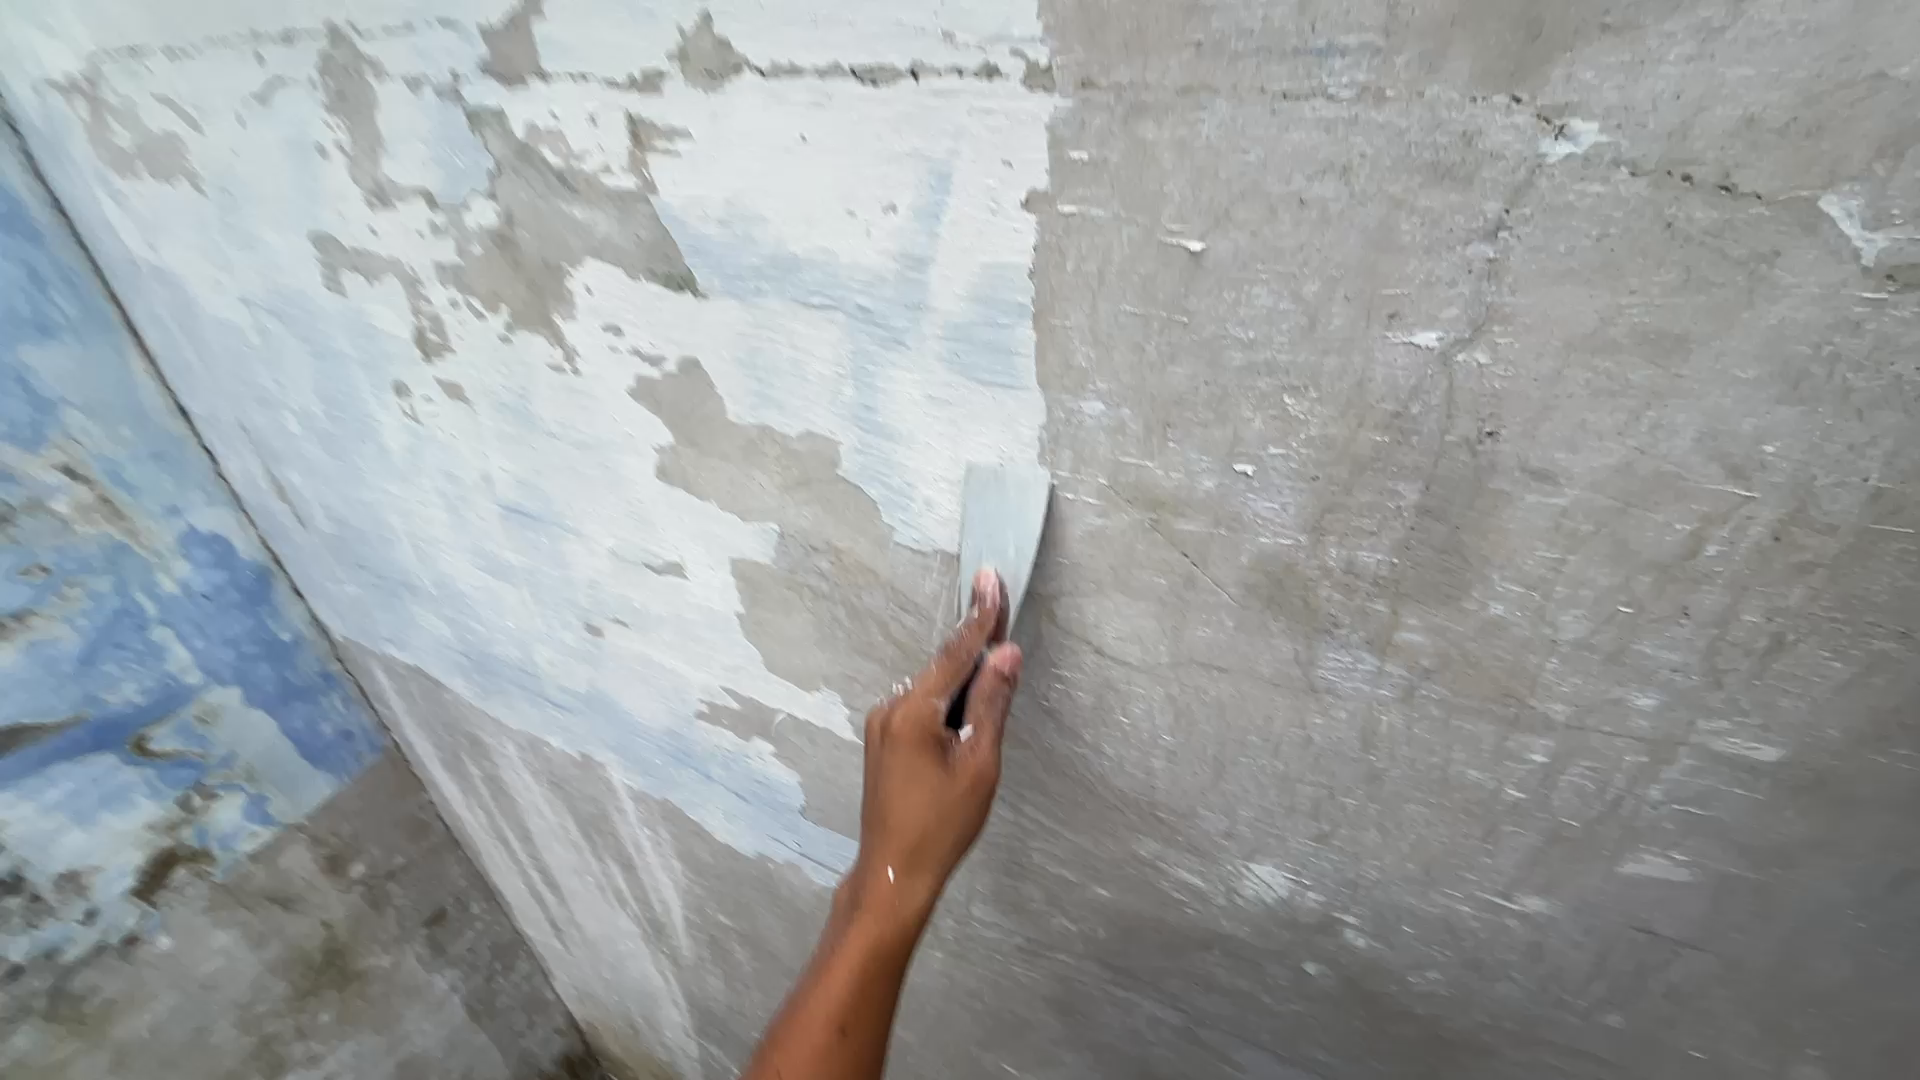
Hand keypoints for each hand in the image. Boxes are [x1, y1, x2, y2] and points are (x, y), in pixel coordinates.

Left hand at [842, 567, 1023, 930]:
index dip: (980, 616)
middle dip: (974, 645)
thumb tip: (1006, 652)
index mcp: (913, 709)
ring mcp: (881, 723)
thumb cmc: (944, 823)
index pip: (956, 652)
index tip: (990, 577)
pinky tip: (966, 707)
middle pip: (942, 667)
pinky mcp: (882, 740)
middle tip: (1001, 608)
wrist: (893, 872)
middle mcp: (891, 706)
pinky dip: (946, 698)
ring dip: (962, 676)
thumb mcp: (979, 762)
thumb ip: (992, 702)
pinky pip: (920, 705)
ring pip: (932, 687)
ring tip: (994, 666)